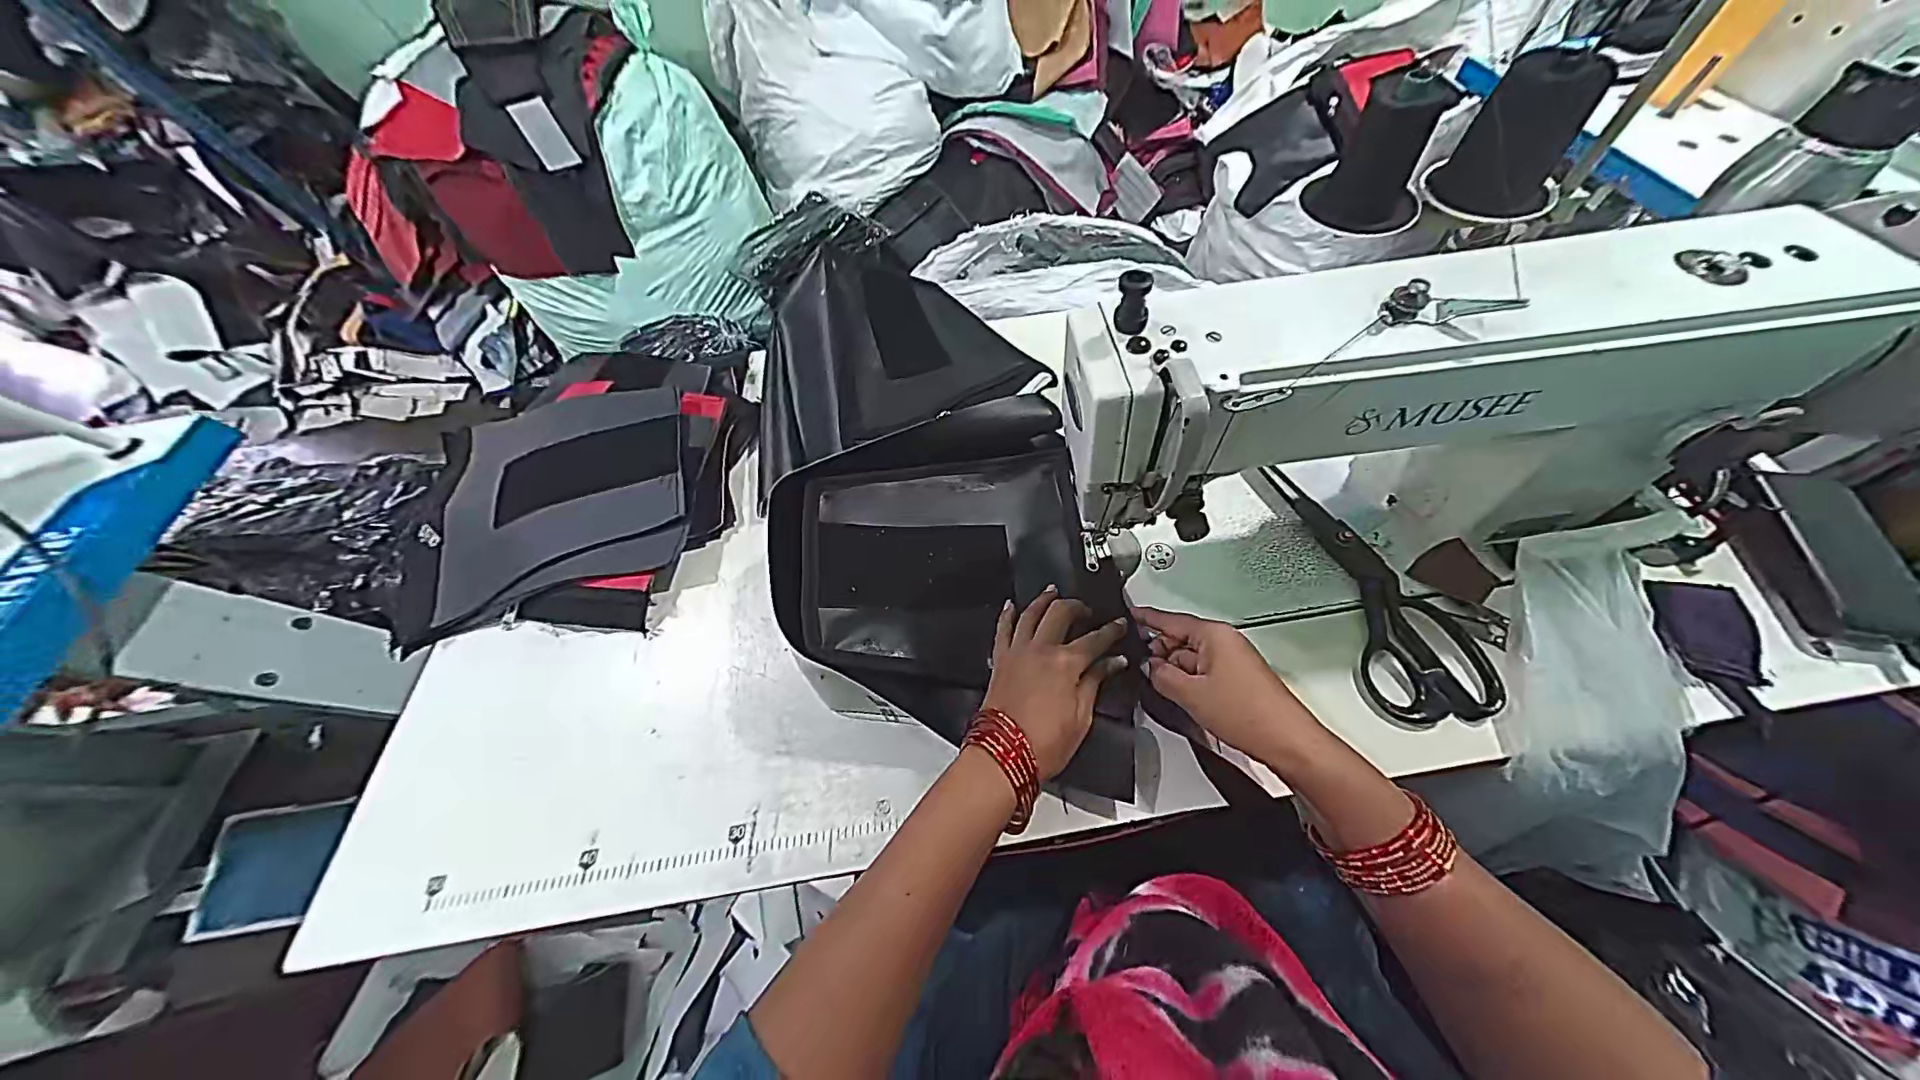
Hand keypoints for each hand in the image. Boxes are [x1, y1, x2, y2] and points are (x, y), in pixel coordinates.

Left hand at [984, 587, 1129, 779]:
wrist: (1004, 754)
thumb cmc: (1041, 743)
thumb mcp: (1082, 717)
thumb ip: (1095, 682)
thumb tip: (1110, 664)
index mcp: (1066, 664)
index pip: (1095, 639)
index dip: (1111, 631)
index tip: (1118, 628)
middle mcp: (1040, 651)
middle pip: (1061, 614)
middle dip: (1078, 607)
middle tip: (1087, 610)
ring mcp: (1017, 653)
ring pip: (1031, 613)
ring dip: (1044, 600)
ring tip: (1052, 592)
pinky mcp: (1000, 661)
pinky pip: (1003, 629)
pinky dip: (1007, 615)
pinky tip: (1011, 606)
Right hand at [1133, 606, 1326, 763]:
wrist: (1287, 741)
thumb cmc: (1253, 715)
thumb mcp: (1190, 694)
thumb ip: (1161, 675)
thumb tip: (1150, 668)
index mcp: (1215, 635)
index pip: (1171, 620)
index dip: (1147, 618)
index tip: (1133, 614)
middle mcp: (1226, 642)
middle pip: (1181, 639)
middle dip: (1161, 654)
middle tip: (1145, 668)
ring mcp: (1233, 660)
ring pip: (1192, 658)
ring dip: (1177, 672)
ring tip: (1170, 691)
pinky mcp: (1238, 678)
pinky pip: (1205, 672)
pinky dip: (1192, 683)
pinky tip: (1188, 699)